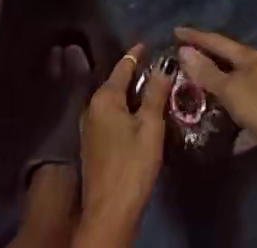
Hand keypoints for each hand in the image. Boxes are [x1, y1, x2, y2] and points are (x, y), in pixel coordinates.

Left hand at [76, 44, 167, 247]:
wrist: (109, 213)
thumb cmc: (132, 164)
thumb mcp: (150, 125)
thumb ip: (156, 91)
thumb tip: (165, 63)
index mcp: (104, 98)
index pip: (123, 65)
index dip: (138, 53)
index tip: (152, 43)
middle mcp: (92, 107)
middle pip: (117, 82)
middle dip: (138, 73)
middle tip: (161, 67)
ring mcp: (91, 127)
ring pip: (116, 100)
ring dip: (134, 93)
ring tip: (157, 87)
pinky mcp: (94, 144)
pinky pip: (113, 115)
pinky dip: (128, 108)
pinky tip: (143, 113)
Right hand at [175, 28, 256, 247]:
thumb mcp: (231, 90)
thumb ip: (207, 72)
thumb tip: (184, 50)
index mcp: (248, 57)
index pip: (216, 41)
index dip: (195, 36)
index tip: (175, 31)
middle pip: (226, 61)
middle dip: (204, 61)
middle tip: (179, 62)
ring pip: (234, 87)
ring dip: (216, 90)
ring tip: (193, 96)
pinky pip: (243, 115)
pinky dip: (232, 123)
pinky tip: (223, 138)